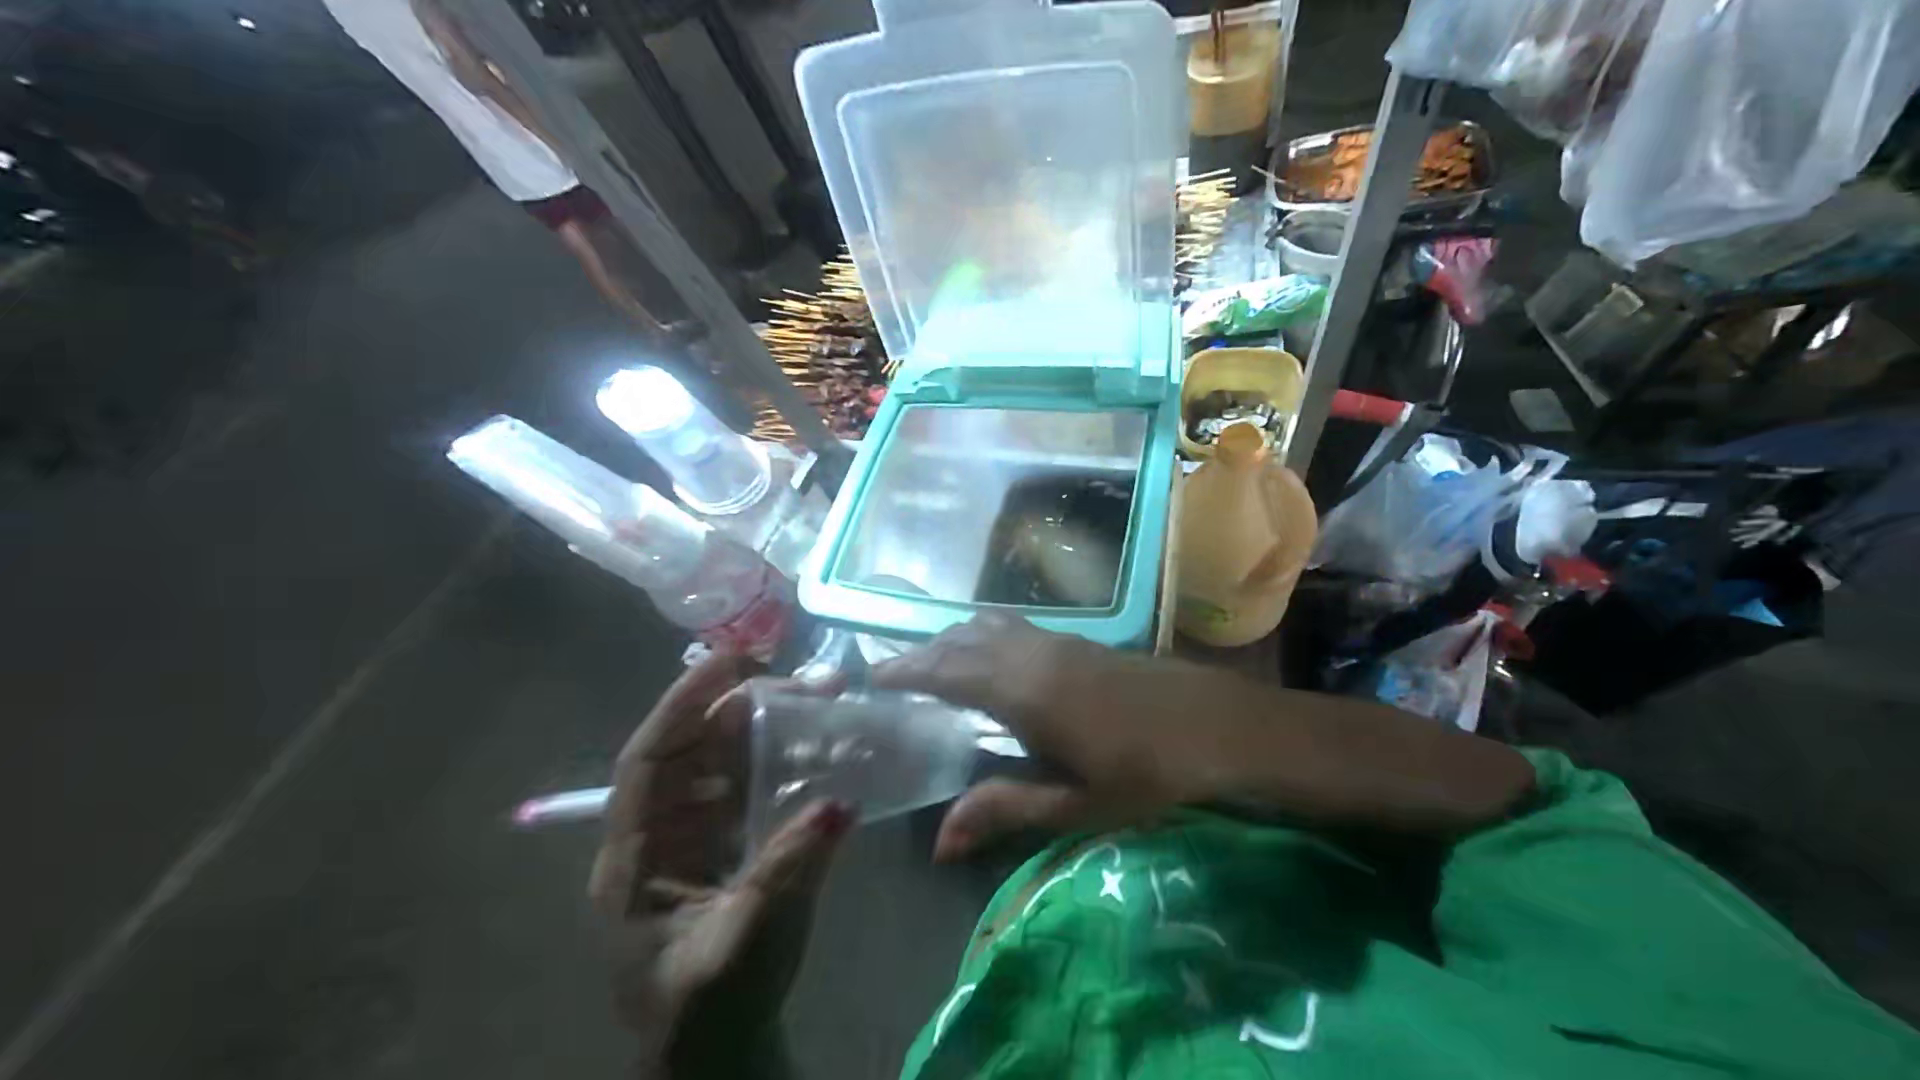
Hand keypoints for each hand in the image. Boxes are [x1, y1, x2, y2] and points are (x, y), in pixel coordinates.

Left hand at [589, 653, 851, 1071]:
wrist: (722, 1059)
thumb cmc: (712, 1010)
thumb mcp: (742, 945)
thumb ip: (786, 871)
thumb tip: (838, 800)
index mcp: (636, 857)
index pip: (648, 760)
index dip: (683, 703)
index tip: (731, 660)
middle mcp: (663, 833)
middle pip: (695, 750)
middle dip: (744, 706)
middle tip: (807, 681)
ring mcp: (701, 836)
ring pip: (730, 761)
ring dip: (773, 726)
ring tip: (824, 700)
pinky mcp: (734, 844)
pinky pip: (757, 786)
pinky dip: (788, 760)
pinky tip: (825, 747)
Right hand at [872, 613, 1534, 858]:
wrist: (1232, 732)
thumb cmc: (1154, 776)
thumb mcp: (1077, 805)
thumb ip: (1005, 811)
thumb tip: (939, 840)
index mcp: (1024, 691)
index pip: (946, 670)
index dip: (905, 671)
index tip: (870, 677)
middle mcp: (1035, 653)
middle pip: (963, 640)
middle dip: (923, 653)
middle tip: (892, 673)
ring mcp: (1063, 641)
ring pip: (991, 627)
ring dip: (956, 640)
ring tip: (934, 664)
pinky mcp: (1087, 642)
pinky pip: (1018, 628)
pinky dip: (988, 636)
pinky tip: (996, 659)